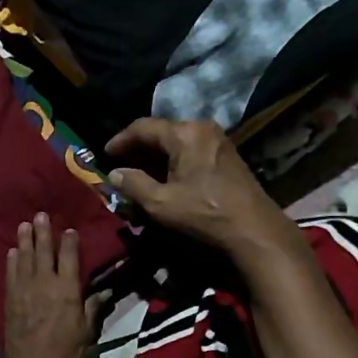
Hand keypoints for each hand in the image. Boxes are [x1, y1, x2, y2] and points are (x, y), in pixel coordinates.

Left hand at [0, 213, 105, 357]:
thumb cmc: (66, 355)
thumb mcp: (88, 333)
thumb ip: (94, 308)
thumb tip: (106, 290)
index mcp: (67, 291)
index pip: (69, 258)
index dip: (69, 242)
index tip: (68, 228)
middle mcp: (44, 285)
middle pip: (43, 253)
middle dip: (42, 233)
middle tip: (40, 215)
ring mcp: (24, 292)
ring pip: (24, 259)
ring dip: (24, 241)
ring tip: (24, 225)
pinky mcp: (10, 301)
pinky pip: (11, 275)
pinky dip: (12, 262)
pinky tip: (12, 252)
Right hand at [106, 119, 300, 257]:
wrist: (253, 229)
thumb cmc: (204, 213)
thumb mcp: (159, 202)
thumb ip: (132, 184)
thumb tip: (114, 174)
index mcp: (184, 134)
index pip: (142, 127)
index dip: (120, 140)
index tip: (104, 155)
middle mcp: (202, 129)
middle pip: (160, 132)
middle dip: (136, 149)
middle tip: (118, 165)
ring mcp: (217, 141)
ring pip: (175, 142)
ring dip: (153, 156)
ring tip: (136, 174)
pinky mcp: (225, 156)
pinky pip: (189, 150)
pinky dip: (170, 161)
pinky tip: (162, 177)